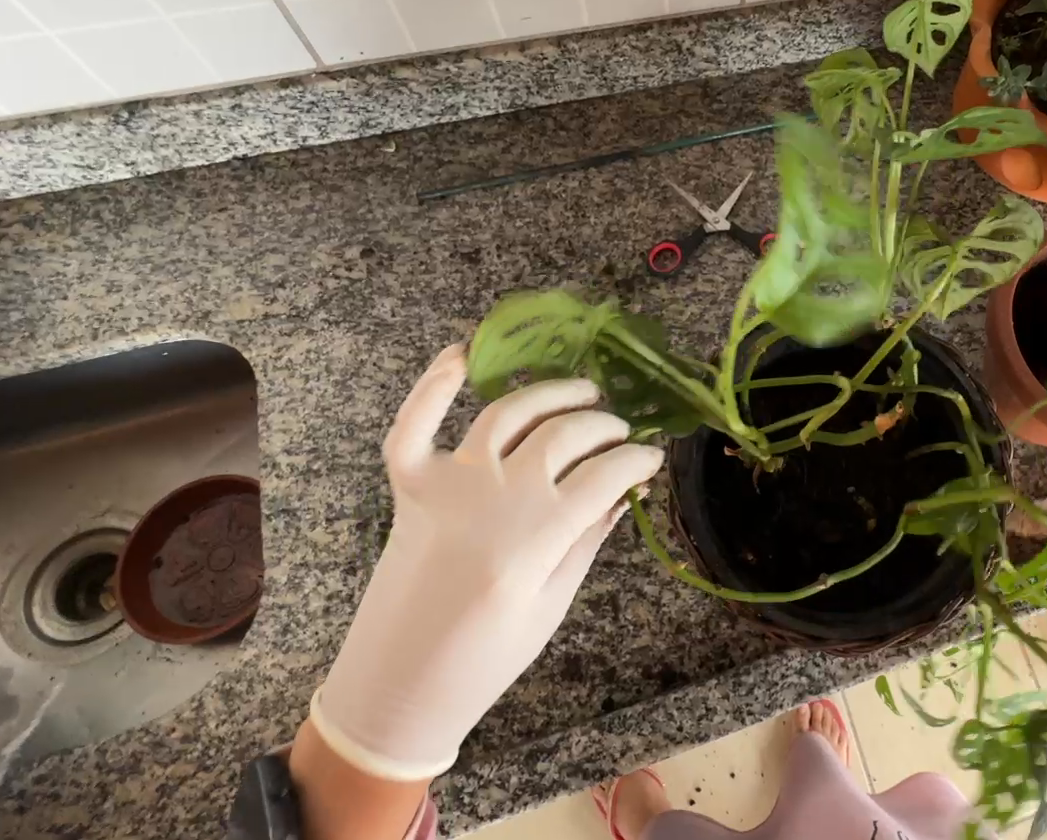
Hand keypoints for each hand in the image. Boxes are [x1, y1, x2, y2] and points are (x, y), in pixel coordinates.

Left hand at [309, 347, 663, 780]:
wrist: (393, 690)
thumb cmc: (484, 662)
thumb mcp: (553, 605)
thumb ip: (588, 539)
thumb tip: (626, 488)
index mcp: (537, 540)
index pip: (606, 476)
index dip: (638, 460)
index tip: (654, 457)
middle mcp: (495, 501)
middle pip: (564, 435)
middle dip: (606, 426)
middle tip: (622, 432)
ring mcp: (448, 487)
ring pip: (508, 414)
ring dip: (551, 393)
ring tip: (584, 392)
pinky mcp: (409, 488)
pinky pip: (414, 426)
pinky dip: (432, 387)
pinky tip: (462, 355)